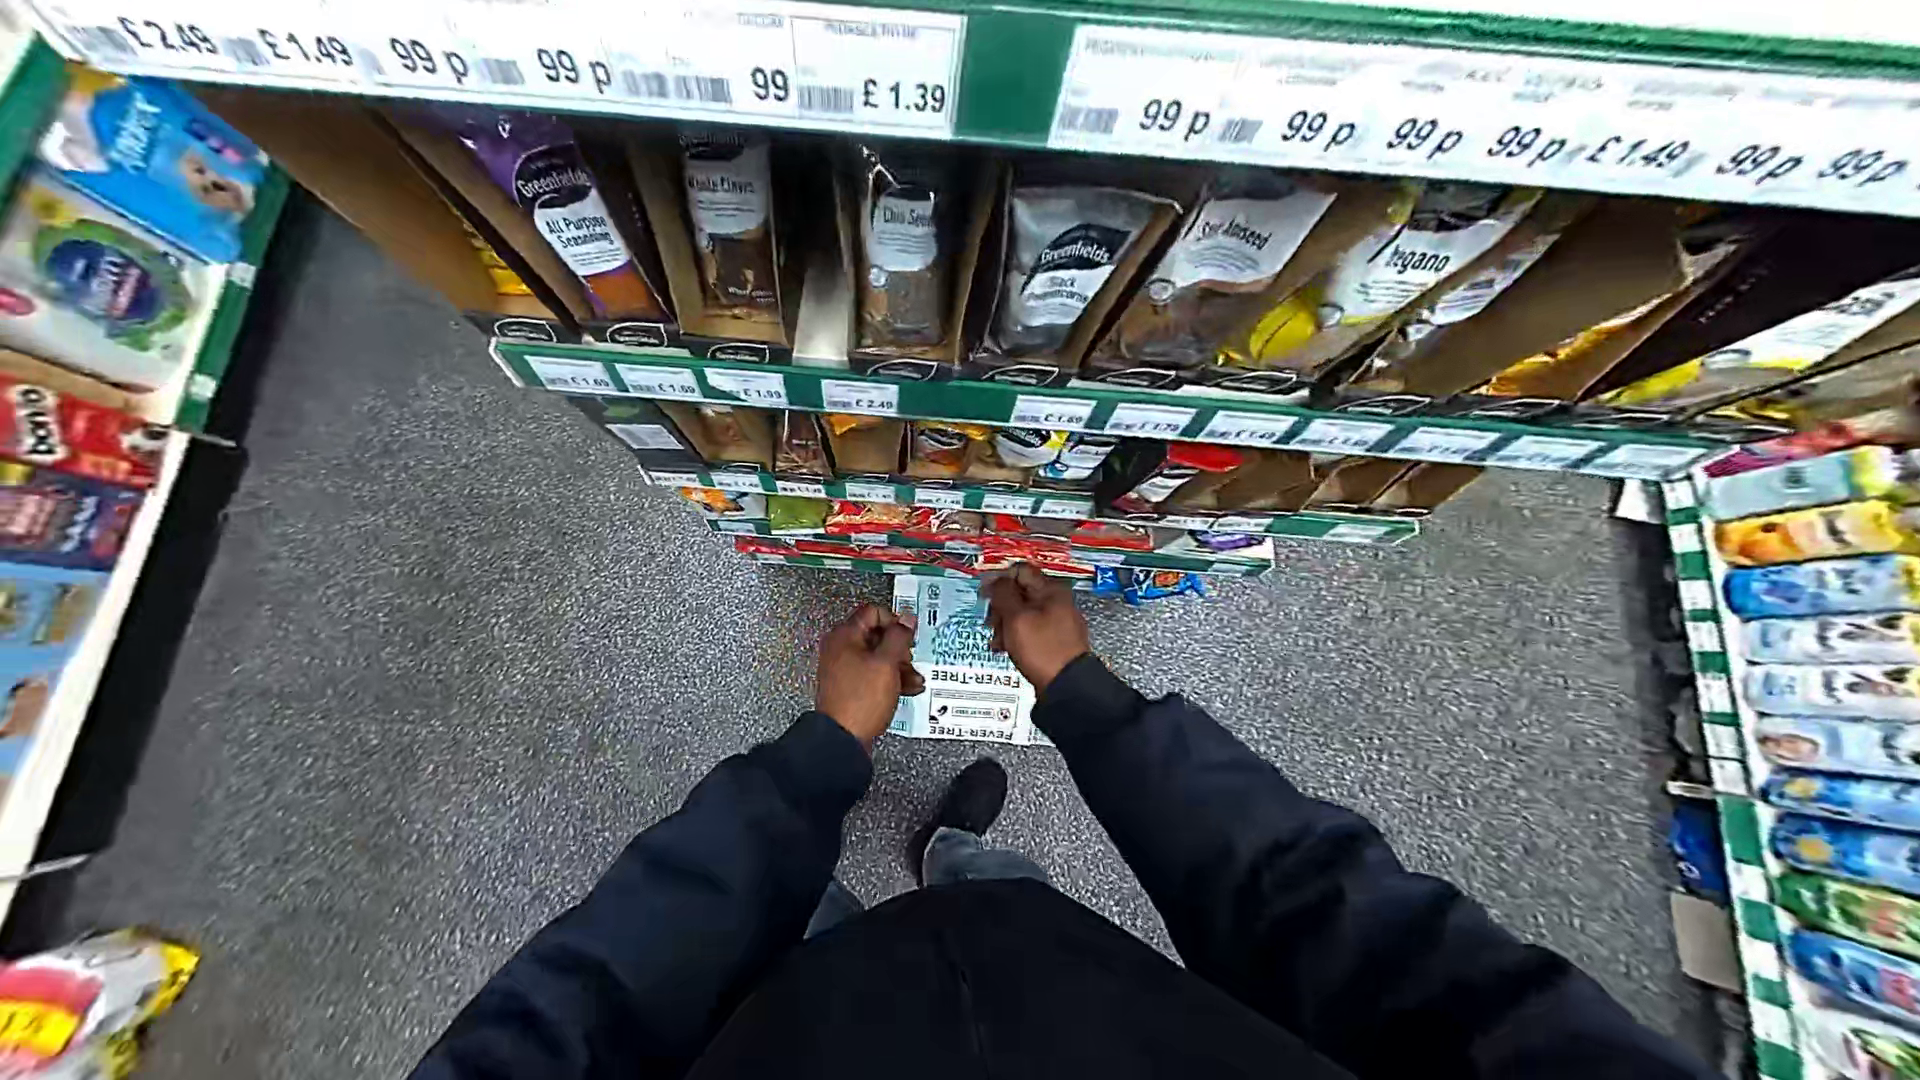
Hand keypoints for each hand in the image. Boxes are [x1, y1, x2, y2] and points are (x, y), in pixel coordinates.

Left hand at [815, 604, 924, 747]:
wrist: (843, 738)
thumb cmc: (860, 699)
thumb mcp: (887, 662)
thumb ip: (899, 637)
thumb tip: (906, 620)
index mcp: (845, 635)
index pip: (873, 612)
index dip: (894, 621)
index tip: (907, 635)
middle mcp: (840, 648)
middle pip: (876, 635)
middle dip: (899, 648)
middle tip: (909, 659)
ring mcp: (843, 667)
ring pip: (877, 656)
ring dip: (899, 665)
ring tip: (913, 679)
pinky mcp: (849, 686)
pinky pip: (873, 674)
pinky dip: (890, 678)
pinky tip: (905, 688)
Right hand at [984, 565, 1090, 693]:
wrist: (1065, 686)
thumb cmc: (1043, 650)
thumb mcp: (1016, 618)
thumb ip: (1003, 594)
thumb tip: (995, 578)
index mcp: (1051, 590)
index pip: (1020, 571)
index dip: (999, 580)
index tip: (985, 594)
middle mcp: (1056, 602)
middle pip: (1020, 592)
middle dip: (1000, 607)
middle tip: (991, 621)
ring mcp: (1056, 621)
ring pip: (1022, 612)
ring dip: (1005, 623)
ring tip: (997, 640)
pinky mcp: (1053, 640)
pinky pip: (1029, 629)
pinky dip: (1015, 635)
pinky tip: (1005, 647)